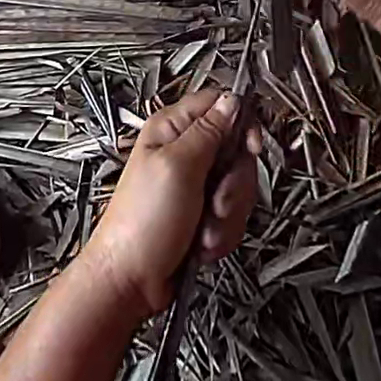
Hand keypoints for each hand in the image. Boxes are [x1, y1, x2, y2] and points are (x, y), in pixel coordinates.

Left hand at [80, 89, 261, 320]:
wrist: (131, 281)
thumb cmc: (140, 224)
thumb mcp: (178, 167)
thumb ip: (209, 131)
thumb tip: (231, 99)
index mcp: (172, 128)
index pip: (220, 104)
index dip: (241, 123)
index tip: (248, 147)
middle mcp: (184, 150)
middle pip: (236, 149)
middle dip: (234, 183)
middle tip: (215, 200)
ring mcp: (195, 182)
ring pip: (239, 185)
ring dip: (227, 214)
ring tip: (203, 226)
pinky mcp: (202, 211)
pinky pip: (233, 214)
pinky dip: (223, 232)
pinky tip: (202, 241)